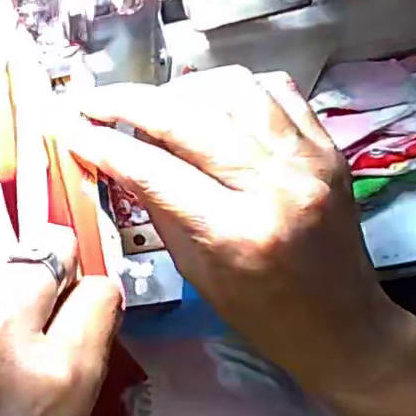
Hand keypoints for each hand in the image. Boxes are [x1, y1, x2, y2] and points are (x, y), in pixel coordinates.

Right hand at [69, 68, 415, 393]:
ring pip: (232, 89)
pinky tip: (210, 106)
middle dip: (128, 103)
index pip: (153, 170)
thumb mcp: (192, 267)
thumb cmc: (258, 311)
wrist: (343, 326)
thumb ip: (155, 204)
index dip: (104, 144)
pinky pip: (274, 90)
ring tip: (155, 108)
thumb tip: (114, 156)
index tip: (72, 129)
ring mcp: (308, 160)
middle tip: (92, 101)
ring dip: (180, 91)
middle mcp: (275, 186)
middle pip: (188, 118)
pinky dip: (232, 90)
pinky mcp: (328, 146)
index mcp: (236, 232)